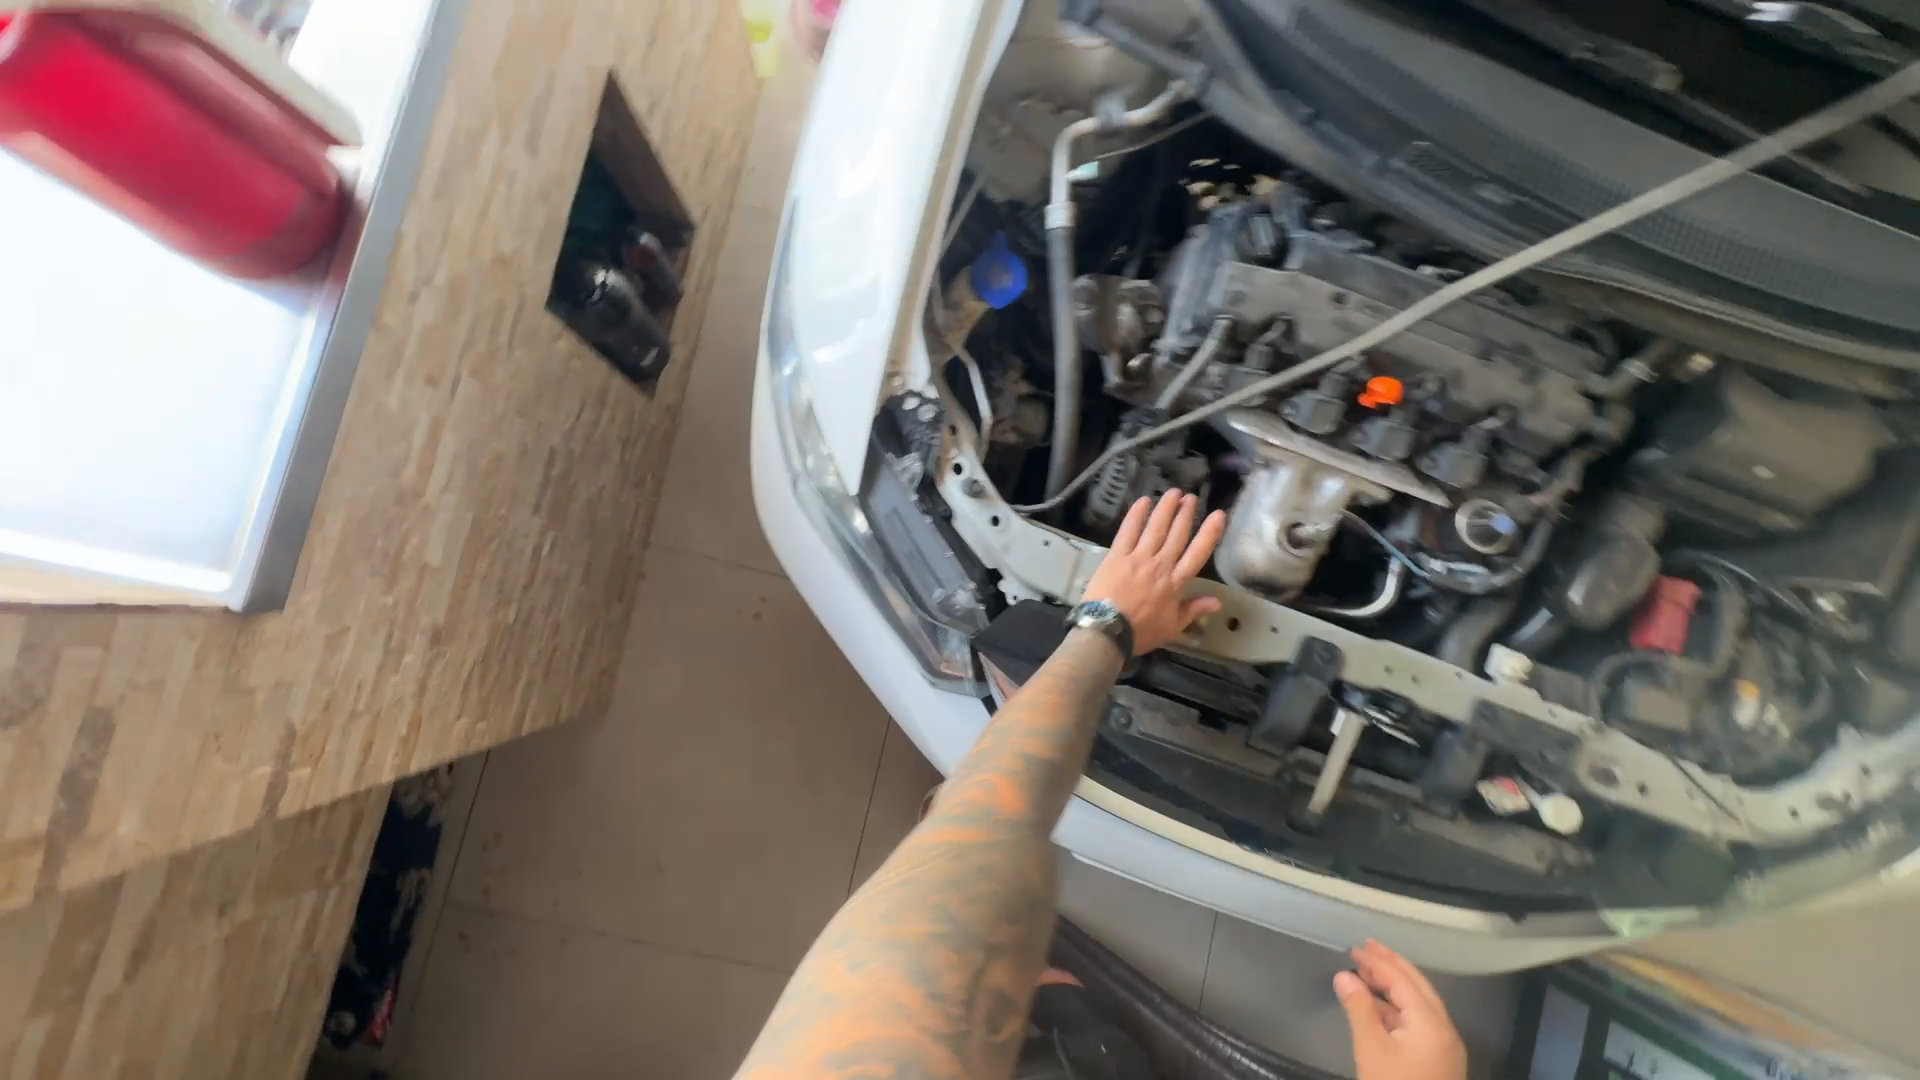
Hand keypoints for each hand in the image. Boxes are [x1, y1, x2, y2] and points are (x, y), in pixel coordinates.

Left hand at [1081, 490, 1226, 655]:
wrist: (1107, 630)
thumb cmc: (1140, 632)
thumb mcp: (1172, 626)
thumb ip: (1193, 610)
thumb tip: (1217, 601)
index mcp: (1176, 583)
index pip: (1198, 553)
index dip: (1209, 533)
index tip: (1218, 515)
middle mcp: (1161, 565)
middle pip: (1177, 534)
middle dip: (1185, 514)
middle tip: (1191, 497)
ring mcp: (1138, 558)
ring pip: (1156, 528)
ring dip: (1165, 508)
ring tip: (1174, 493)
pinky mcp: (1116, 555)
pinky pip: (1128, 530)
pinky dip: (1136, 514)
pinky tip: (1143, 501)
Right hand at [1334, 941, 1466, 1079]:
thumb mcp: (1370, 1048)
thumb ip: (1358, 1007)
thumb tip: (1345, 975)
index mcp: (1431, 1023)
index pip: (1403, 981)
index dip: (1378, 962)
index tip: (1354, 949)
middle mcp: (1445, 1030)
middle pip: (1419, 986)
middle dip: (1392, 965)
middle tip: (1366, 947)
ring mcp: (1445, 1048)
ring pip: (1421, 1004)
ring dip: (1394, 985)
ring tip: (1367, 974)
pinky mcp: (1440, 1062)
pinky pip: (1420, 1021)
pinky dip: (1398, 1006)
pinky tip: (1378, 1007)